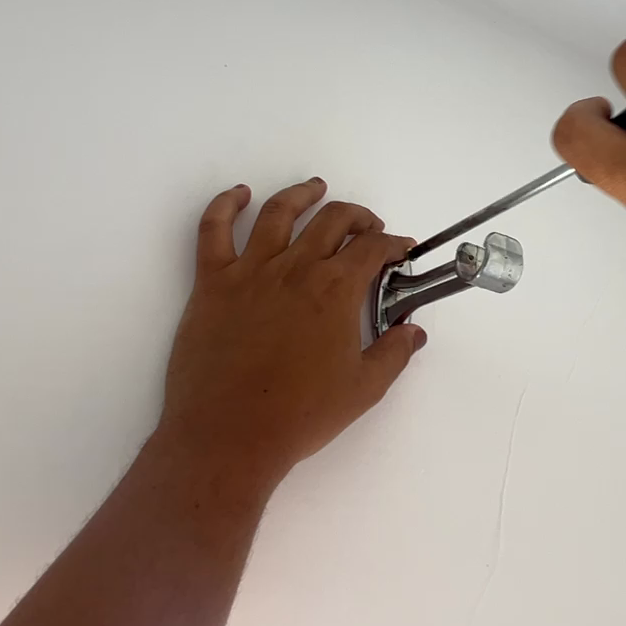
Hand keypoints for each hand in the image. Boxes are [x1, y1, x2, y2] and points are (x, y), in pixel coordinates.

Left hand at [154, 178, 426, 491]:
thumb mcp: (363, 390)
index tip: (400, 249)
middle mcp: (296, 267)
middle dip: (358, 217)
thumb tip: (414, 331)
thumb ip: (394, 354)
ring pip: (279, 212)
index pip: (373, 248)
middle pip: (333, 220)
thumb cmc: (299, 416)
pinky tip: (239, 194)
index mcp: (335, 290)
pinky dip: (225, 204)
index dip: (393, 244)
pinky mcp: (212, 282)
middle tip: (367, 226)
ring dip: (302, 194)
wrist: (228, 436)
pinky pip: (213, 230)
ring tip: (315, 188)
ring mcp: (250, 270)